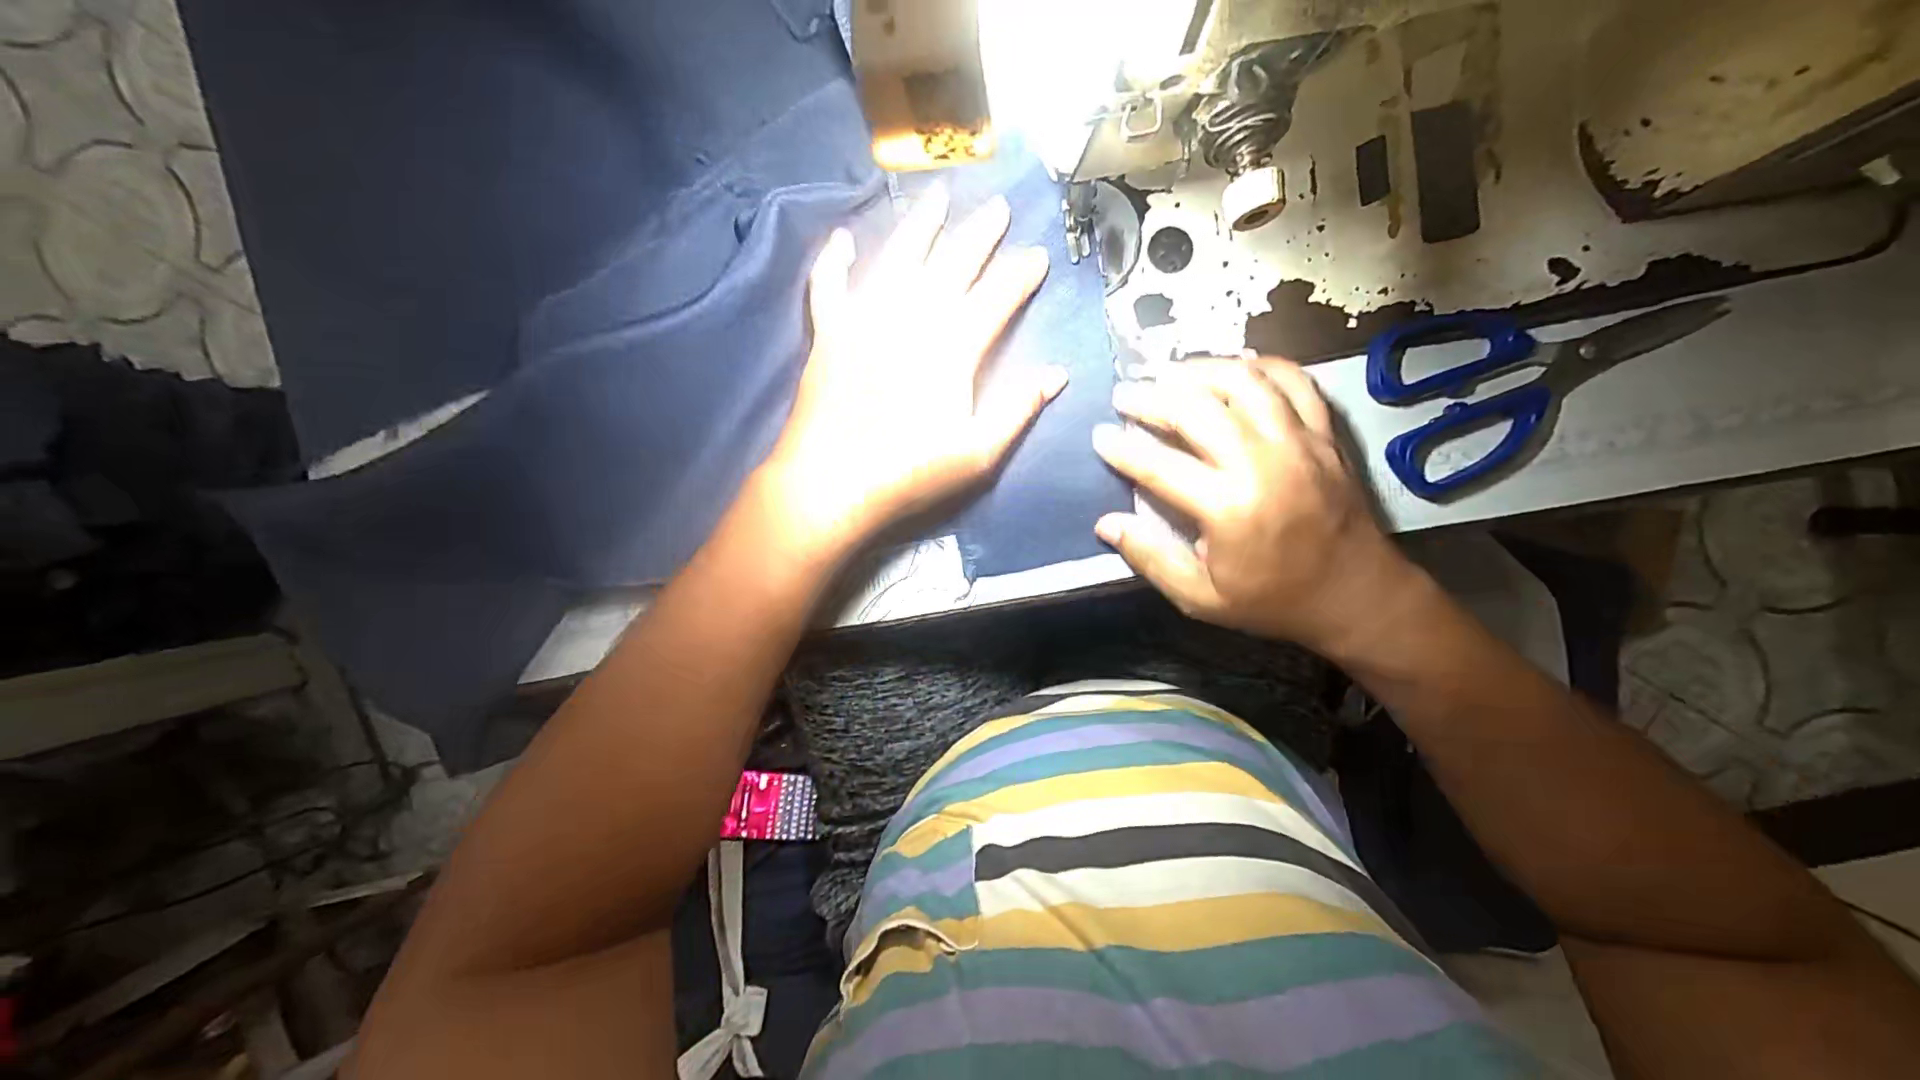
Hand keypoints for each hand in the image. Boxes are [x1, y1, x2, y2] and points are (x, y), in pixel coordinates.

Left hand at [757, 185, 1065, 561]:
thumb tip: (1057, 374)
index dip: (1020, 274)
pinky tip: (840, 237)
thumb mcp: (977, 453)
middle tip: (998, 207)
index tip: (1037, 255)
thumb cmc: (909, 472)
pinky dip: (833, 260)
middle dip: (979, 234)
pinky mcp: (829, 332)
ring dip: (920, 225)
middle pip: (952, 263)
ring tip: (938, 196)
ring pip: (897, 257)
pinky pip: (829, 285)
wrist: (831, 483)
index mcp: (953, 347)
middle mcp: (911, 318)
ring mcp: (865, 319)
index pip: (996, 296)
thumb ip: (1018, 409)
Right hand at [1091, 357, 1427, 658]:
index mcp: (1229, 507)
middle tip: (1124, 394)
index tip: (1098, 435)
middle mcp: (1262, 462)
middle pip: (1196, 409)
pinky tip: (1231, 371)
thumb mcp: (1202, 598)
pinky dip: (1259, 366)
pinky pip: (1292, 380)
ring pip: (1242, 382)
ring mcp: (1298, 441)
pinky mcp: (1323, 432)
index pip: (1160, 465)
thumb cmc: (1273, 600)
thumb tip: (1106, 524)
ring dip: (1198, 371)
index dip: (1122, 448)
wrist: (1357, 594)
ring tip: (1168, 374)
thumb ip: (1152, 558)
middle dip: (1151, 397)